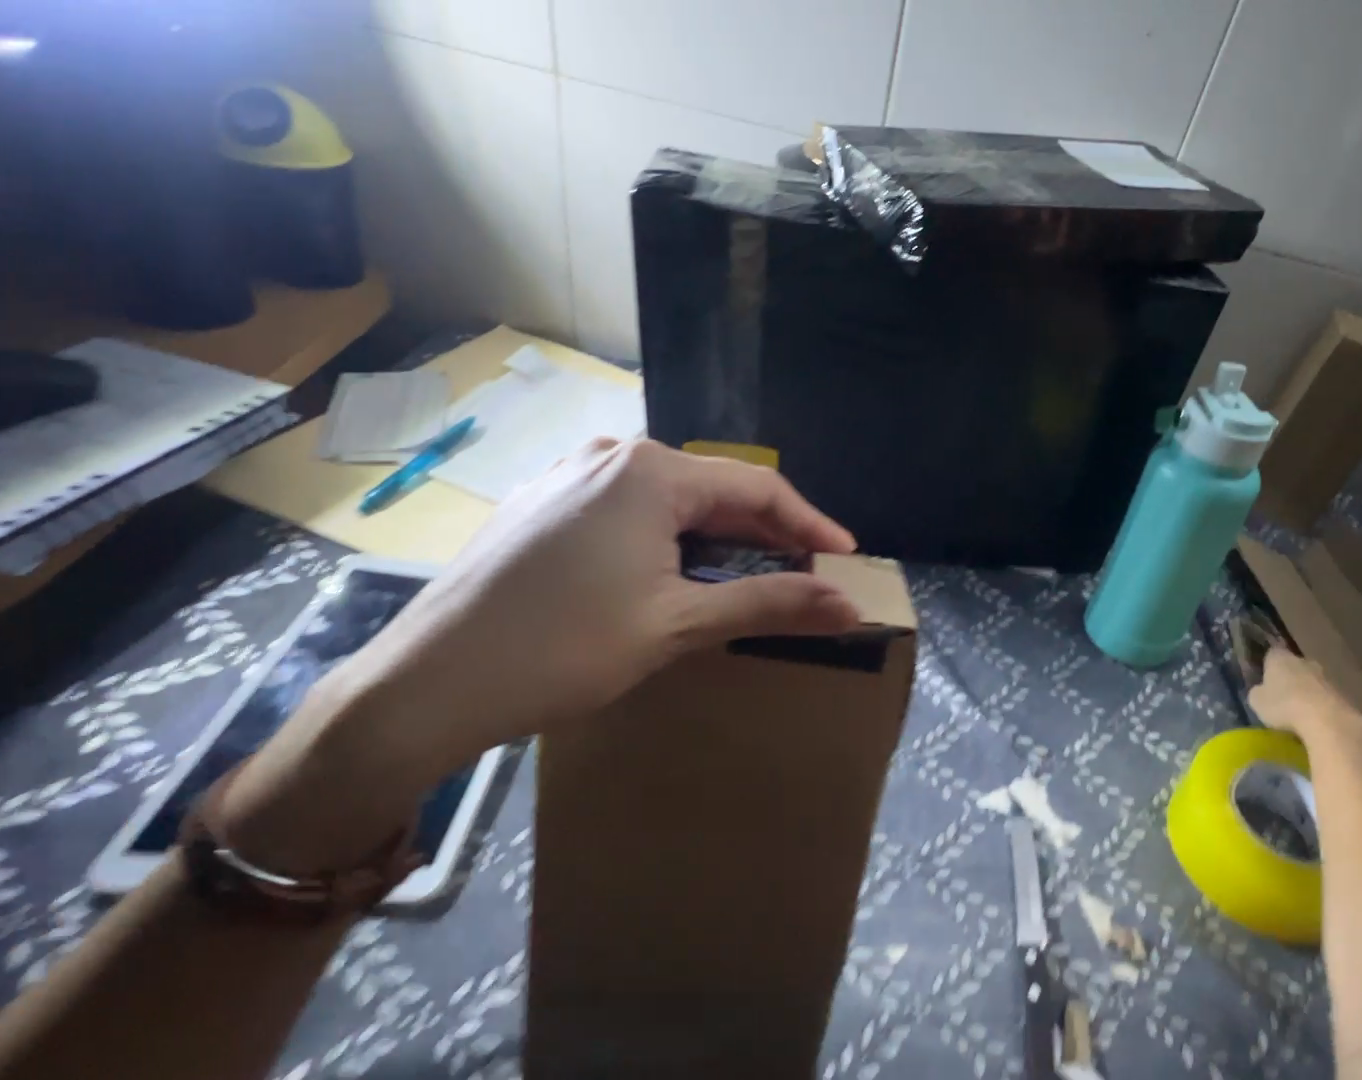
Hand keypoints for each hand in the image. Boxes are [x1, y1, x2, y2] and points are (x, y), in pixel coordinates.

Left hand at [224, 439, 862, 872]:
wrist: (427, 686)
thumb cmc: (564, 650)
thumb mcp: (678, 625)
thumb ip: (770, 603)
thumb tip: (850, 605)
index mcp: (650, 472)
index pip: (759, 488)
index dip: (811, 525)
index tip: (847, 560)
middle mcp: (610, 456)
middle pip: (714, 489)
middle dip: (765, 533)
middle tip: (805, 575)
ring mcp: (567, 476)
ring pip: (669, 500)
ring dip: (718, 538)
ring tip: (750, 576)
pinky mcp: (540, 506)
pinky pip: (627, 511)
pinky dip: (668, 539)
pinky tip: (674, 574)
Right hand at [1248, 648, 1361, 745]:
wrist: (1327, 720)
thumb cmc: (1284, 706)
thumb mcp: (1257, 702)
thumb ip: (1257, 693)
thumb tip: (1260, 691)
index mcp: (1280, 658)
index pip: (1271, 654)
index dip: (1267, 666)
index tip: (1264, 680)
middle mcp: (1304, 660)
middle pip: (1294, 666)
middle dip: (1289, 678)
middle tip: (1281, 696)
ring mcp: (1326, 676)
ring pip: (1311, 681)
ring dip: (1306, 692)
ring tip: (1299, 712)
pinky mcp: (1342, 693)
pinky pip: (1325, 696)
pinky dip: (1320, 705)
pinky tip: (1315, 720)